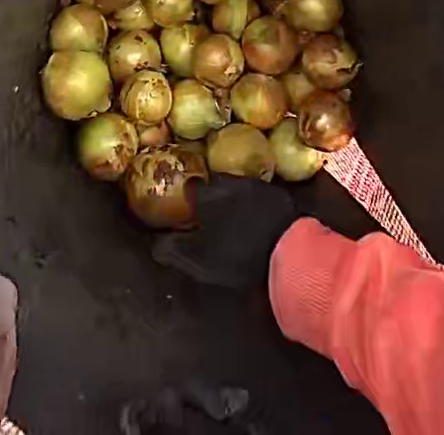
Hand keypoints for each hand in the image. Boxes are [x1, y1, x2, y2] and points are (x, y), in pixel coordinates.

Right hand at [150, 178, 299, 287]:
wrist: (287, 249)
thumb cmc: (237, 256)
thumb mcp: (200, 261)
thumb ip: (175, 250)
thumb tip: (156, 244)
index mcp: (209, 196)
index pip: (192, 187)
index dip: (189, 197)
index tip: (189, 206)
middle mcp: (231, 183)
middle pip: (216, 182)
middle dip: (213, 193)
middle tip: (211, 210)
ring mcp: (257, 186)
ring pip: (238, 186)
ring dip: (234, 196)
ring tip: (234, 213)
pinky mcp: (278, 194)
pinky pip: (260, 194)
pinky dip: (255, 202)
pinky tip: (257, 217)